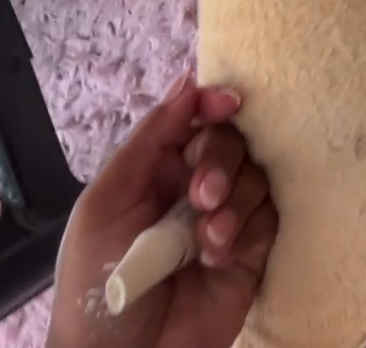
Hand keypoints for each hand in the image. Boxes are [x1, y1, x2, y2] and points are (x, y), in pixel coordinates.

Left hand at [47, 74, 277, 347]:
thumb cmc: (97, 286)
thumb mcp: (105, 204)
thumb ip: (149, 139)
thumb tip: (190, 80)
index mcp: (156, 169)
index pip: (196, 117)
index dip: (215, 104)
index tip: (231, 105)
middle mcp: (194, 184)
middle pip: (230, 140)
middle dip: (221, 162)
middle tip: (203, 196)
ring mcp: (226, 214)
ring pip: (255, 174)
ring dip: (233, 202)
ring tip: (207, 239)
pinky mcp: (252, 245)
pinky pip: (268, 214)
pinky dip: (246, 229)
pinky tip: (219, 255)